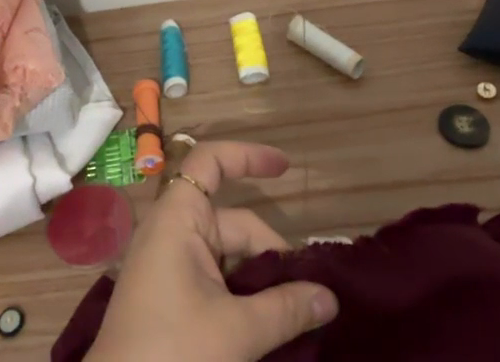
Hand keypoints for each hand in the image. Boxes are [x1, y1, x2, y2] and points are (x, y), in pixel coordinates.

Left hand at [86, 142, 338, 361]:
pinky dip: (244, 295)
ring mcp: (169, 266)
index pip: (209, 163)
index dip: (247, 156)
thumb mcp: (237, 331)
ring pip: (229, 256)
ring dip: (261, 280)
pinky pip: (216, 280)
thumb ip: (286, 309)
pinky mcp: (170, 297)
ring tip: (300, 313)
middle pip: (234, 222)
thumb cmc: (172, 351)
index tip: (286, 169)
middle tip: (314, 294)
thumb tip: (330, 296)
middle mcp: (172, 234)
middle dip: (273, 252)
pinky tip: (272, 324)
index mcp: (178, 220)